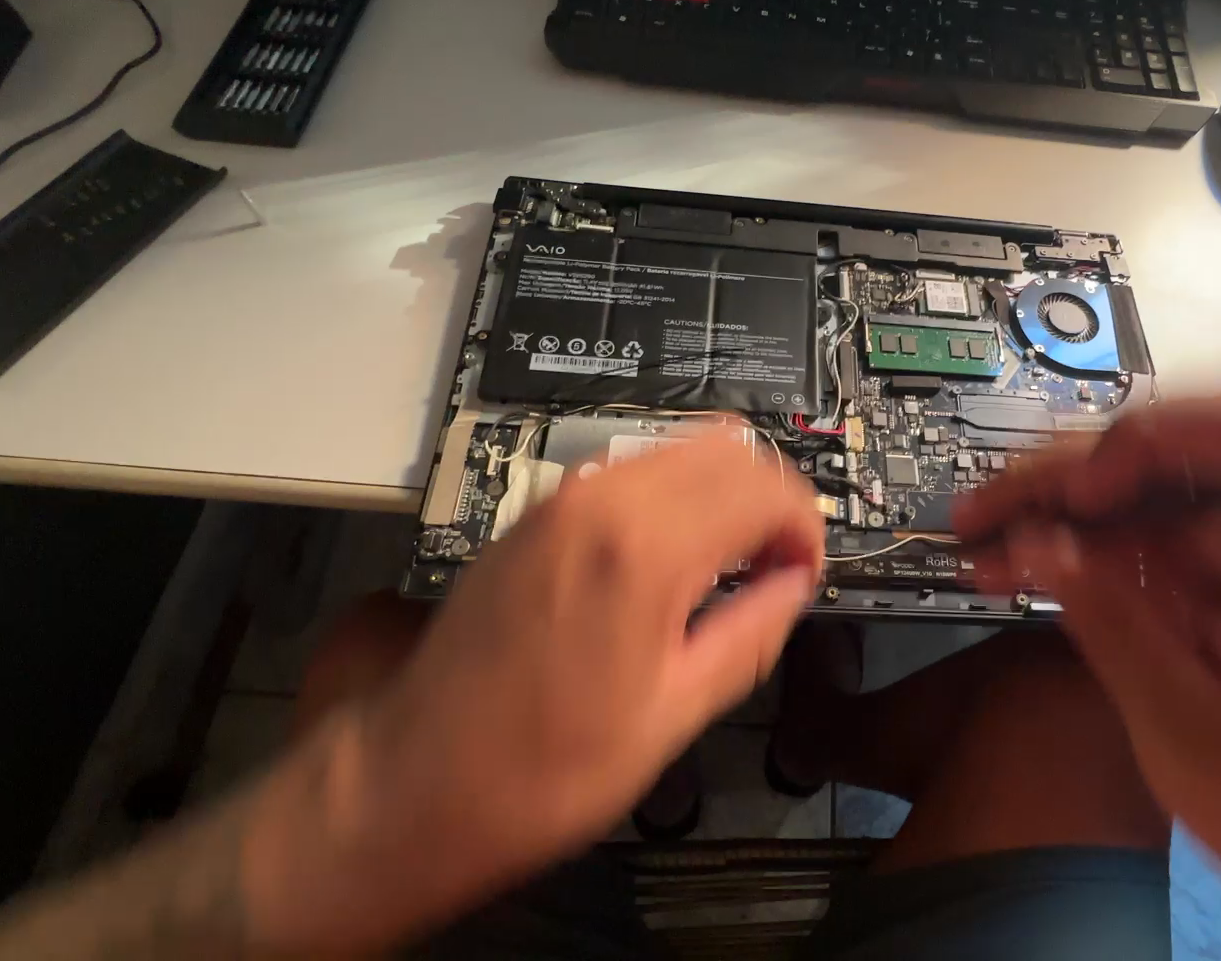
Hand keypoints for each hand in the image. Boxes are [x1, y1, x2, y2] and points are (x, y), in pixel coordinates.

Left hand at [240, 431, 823, 950]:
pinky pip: (634, 468)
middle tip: (778, 562)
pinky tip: (676, 553)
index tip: (805, 572)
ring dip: (724, 488)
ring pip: (681, 445)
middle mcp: (605, 496)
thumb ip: (752, 632)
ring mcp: (565, 495)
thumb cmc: (546, 766)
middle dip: (771, 495)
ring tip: (732, 559)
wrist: (414, 776)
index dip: (804, 524)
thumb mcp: (672, 712)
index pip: (763, 486)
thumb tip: (796, 584)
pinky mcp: (539, 509)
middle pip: (727, 444)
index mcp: (646, 547)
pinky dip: (677, 490)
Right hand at [957, 384, 1220, 959]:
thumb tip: (1034, 541)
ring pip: (1146, 493)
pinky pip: (1146, 541)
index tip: (1080, 492)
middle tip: (987, 510)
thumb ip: (1113, 627)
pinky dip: (1081, 552)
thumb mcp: (1199, 737)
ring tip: (979, 537)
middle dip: (1070, 473)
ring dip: (1059, 511)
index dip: (1154, 436)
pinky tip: (1016, 569)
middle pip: (1178, 451)